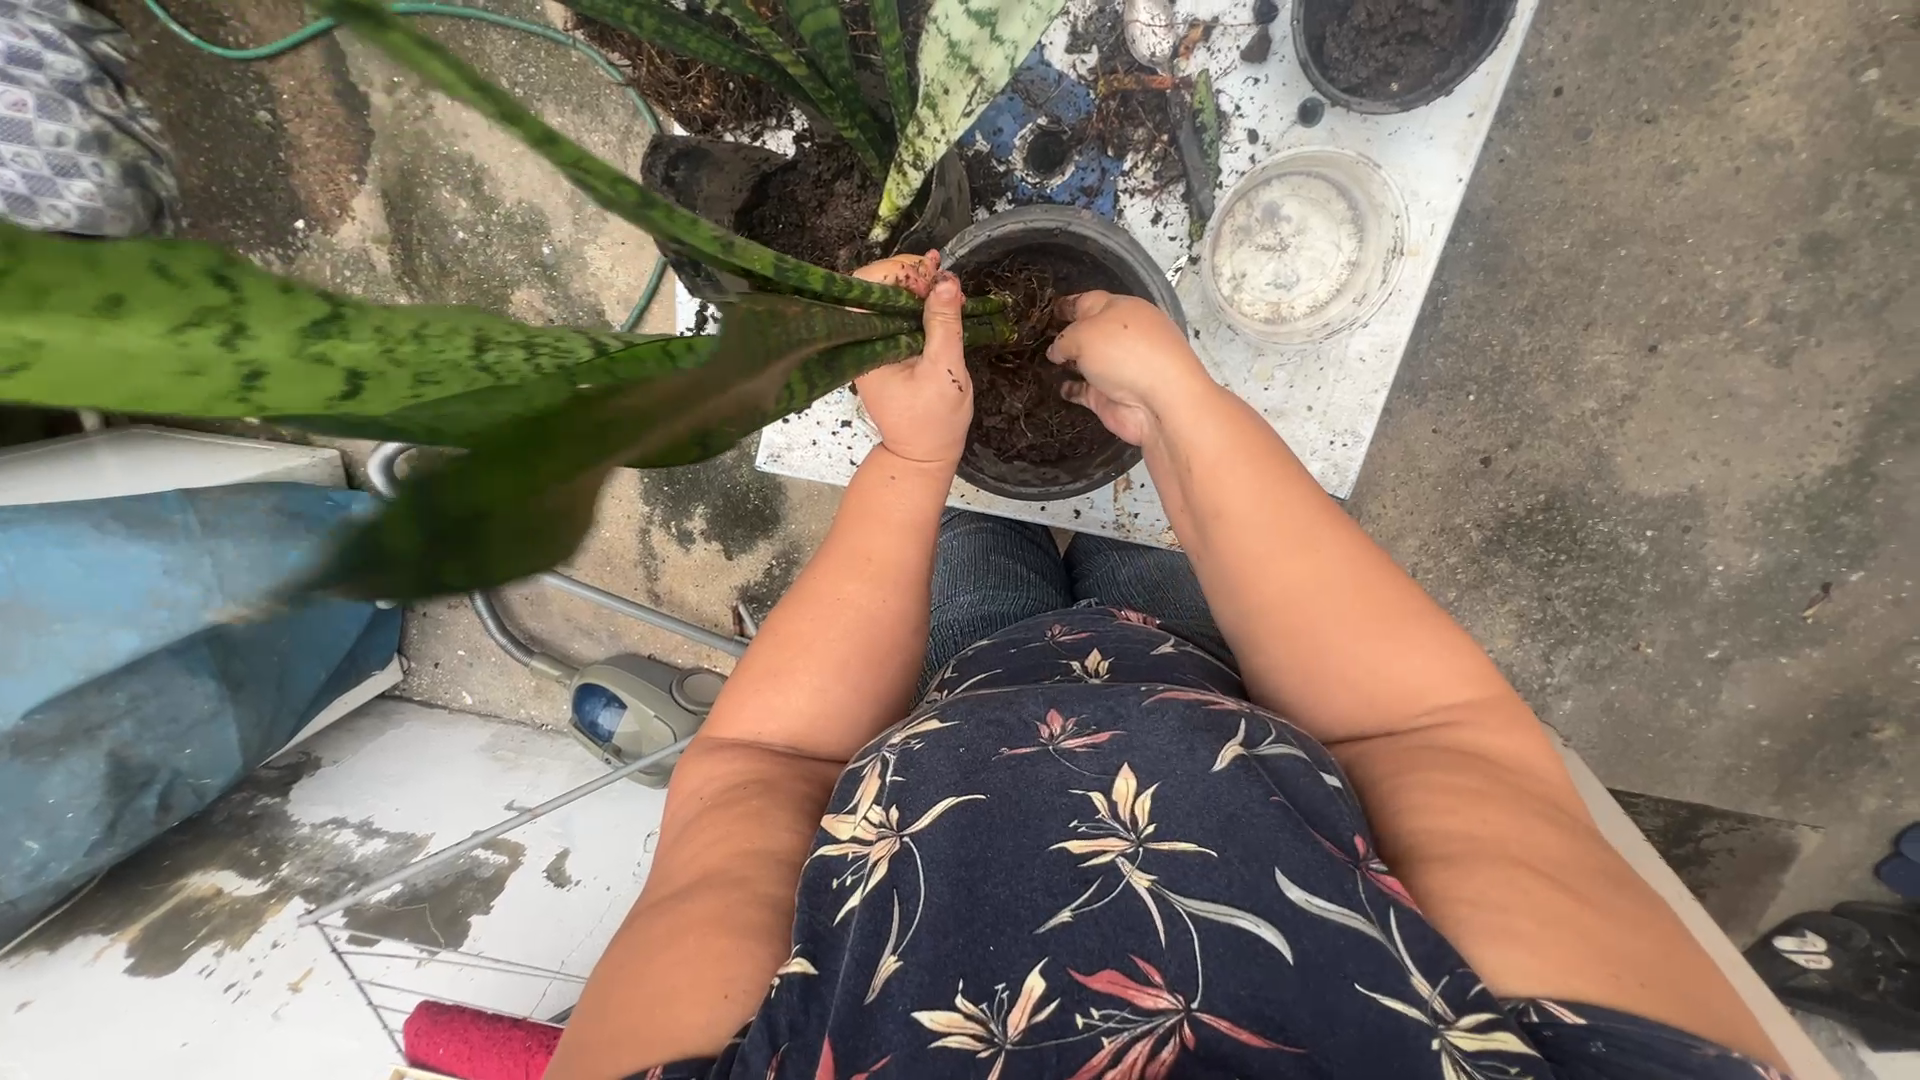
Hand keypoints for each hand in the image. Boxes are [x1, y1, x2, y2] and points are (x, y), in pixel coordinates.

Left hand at [851, 252, 972, 466]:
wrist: (924, 454)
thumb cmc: (933, 421)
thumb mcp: (945, 371)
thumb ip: (944, 326)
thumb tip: (946, 281)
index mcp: (865, 346)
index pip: (866, 288)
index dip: (898, 274)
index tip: (931, 277)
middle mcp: (861, 340)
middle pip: (875, 287)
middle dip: (908, 275)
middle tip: (941, 275)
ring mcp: (873, 343)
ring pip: (887, 298)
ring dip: (916, 286)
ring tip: (945, 284)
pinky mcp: (887, 348)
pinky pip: (897, 314)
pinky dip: (917, 302)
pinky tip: (939, 297)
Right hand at [1046, 291, 1213, 445]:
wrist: (1159, 402)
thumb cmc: (1124, 353)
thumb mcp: (1085, 334)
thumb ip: (1064, 340)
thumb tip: (1056, 351)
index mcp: (1122, 310)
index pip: (1088, 302)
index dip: (1066, 305)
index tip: (1045, 311)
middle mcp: (1120, 337)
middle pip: (1087, 332)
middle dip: (1064, 335)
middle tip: (1038, 339)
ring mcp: (1115, 368)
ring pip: (1085, 361)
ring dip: (1066, 363)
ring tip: (1039, 362)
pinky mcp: (1109, 396)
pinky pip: (1083, 390)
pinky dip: (1070, 388)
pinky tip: (1053, 386)